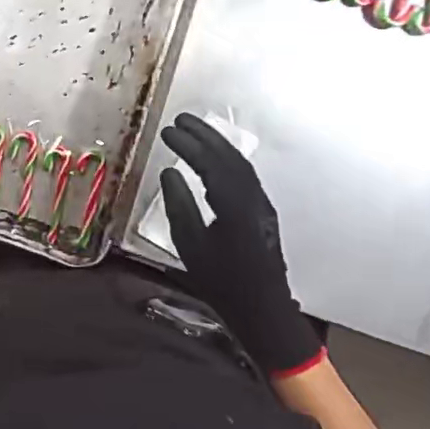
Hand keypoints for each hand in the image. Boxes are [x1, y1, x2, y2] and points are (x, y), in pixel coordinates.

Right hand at [159, 112, 322, 376]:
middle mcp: (253, 198)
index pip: (210, 164)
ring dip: (217, 145)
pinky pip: (244, 175)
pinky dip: (225, 160)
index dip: (188, 145)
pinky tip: (212, 159)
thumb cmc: (221, 282)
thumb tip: (170, 173)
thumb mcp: (190, 246)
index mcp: (234, 206)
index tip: (167, 130)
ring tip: (193, 132)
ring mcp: (261, 204)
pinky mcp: (262, 211)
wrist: (262, 308)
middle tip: (181, 119)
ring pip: (240, 164)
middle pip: (230, 157)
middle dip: (205, 135)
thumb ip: (179, 206)